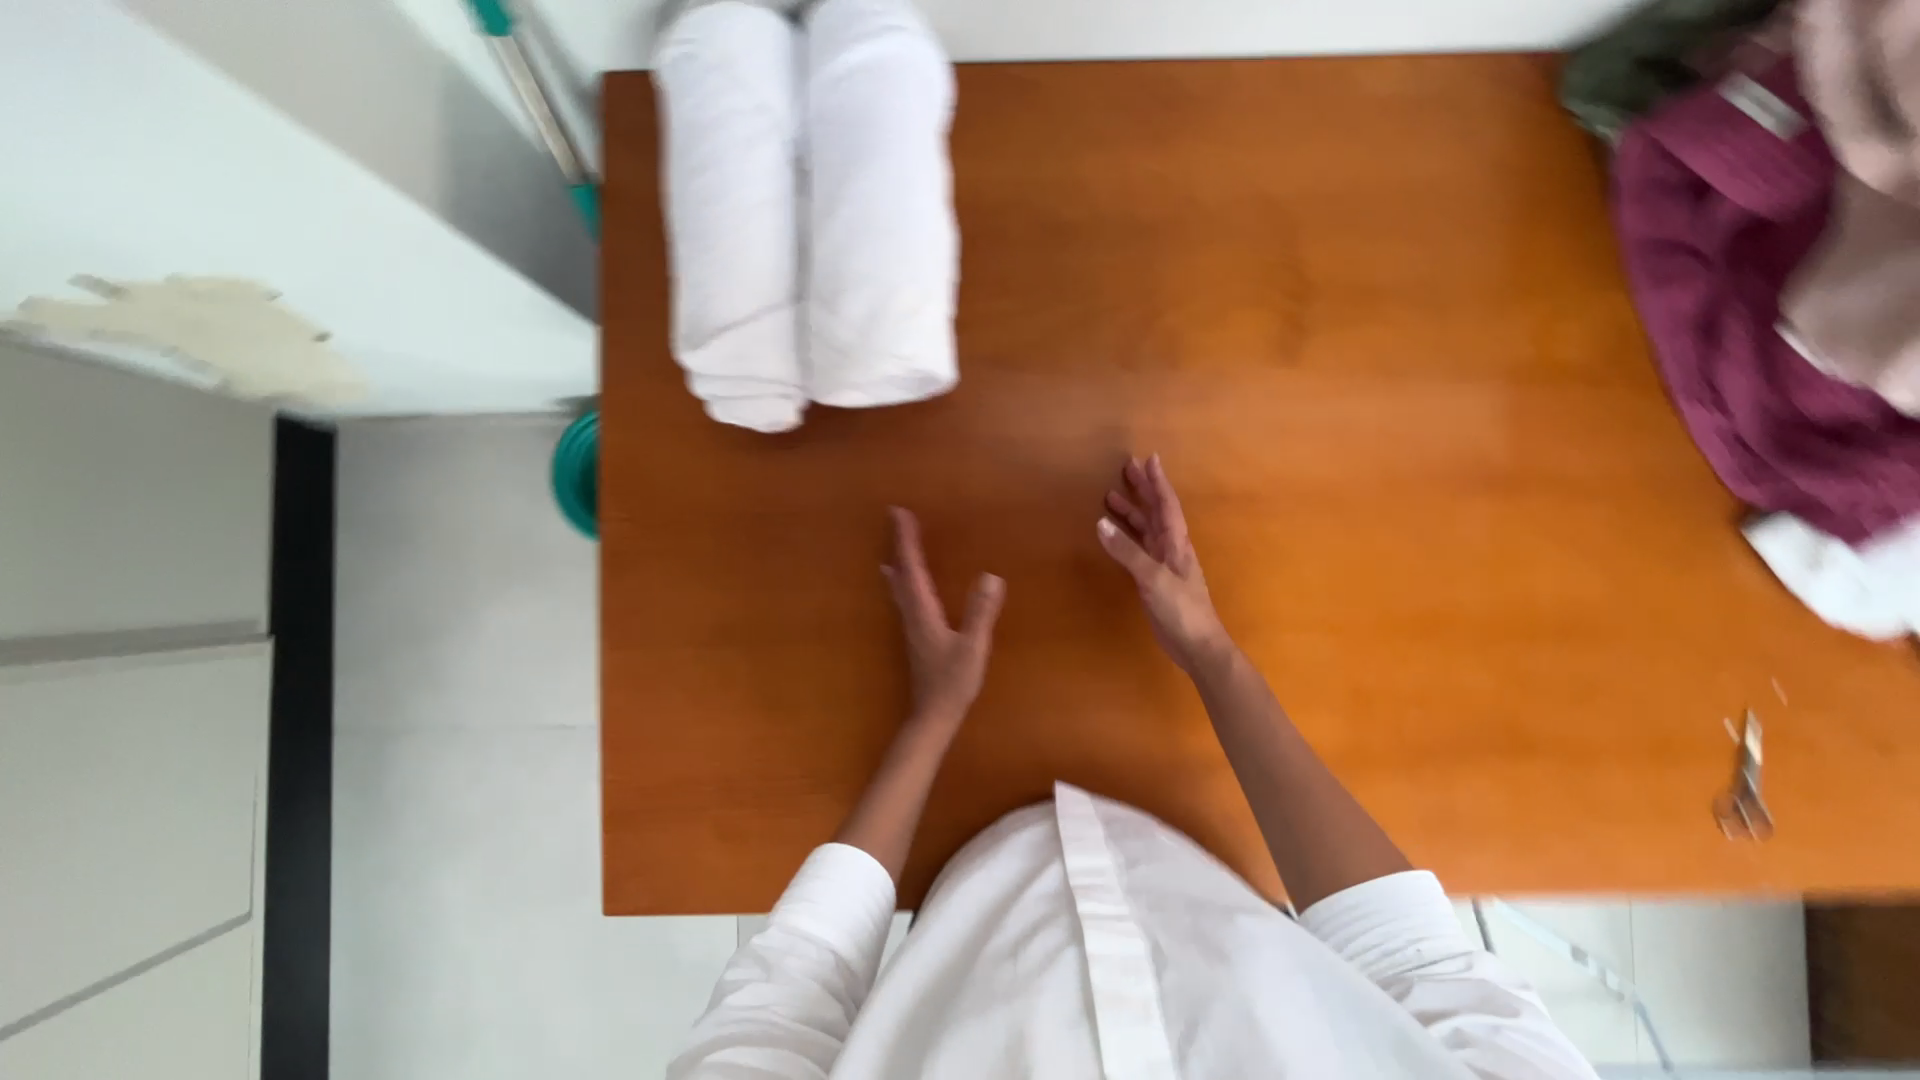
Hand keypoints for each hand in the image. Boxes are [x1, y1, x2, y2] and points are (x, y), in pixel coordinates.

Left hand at [881, 507, 1005, 724]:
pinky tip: (901, 587)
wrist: (932, 716)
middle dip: (901, 545)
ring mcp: (911, 627)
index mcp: (923, 612)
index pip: (912, 568)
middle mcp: (912, 615)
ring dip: (899, 563)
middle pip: (902, 573)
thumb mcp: (972, 647)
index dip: (906, 540)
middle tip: (897, 519)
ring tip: (894, 548)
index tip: (899, 512)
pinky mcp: (916, 637)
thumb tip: (991, 576)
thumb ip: (980, 612)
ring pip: (900, 587)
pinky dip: (902, 583)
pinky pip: (905, 599)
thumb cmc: (952, 683)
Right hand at [1098, 455, 1232, 672]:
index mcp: (1176, 543)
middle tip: (1127, 468)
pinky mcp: (1155, 581)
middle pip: (1156, 512)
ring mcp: (1163, 565)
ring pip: (1146, 530)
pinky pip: (1139, 549)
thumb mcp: (1152, 578)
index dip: (1157, 482)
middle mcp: (1171, 549)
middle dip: (1143, 490)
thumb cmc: (1181, 610)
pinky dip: (1127, 537)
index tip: (1149, 459)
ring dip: (1132, 512)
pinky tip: (1116, 535)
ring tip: (1111, 497)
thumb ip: (1127, 551)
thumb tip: (1101, 522)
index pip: (1166, 505)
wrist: (1197, 645)